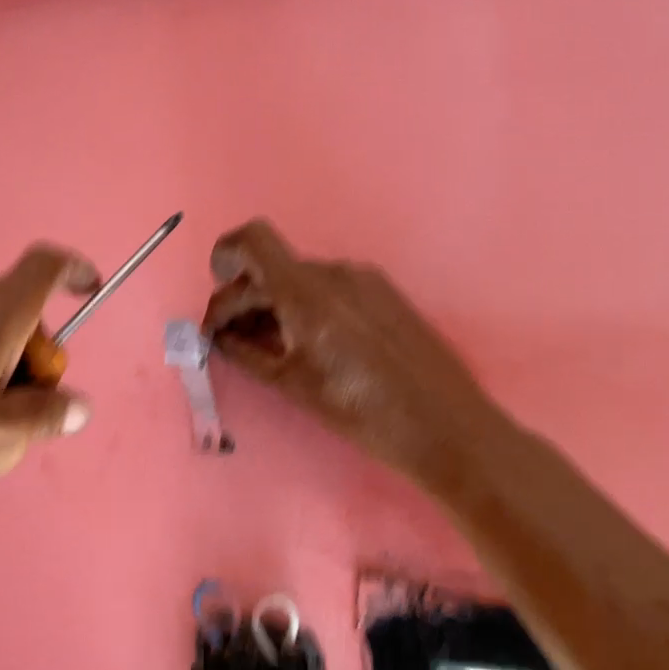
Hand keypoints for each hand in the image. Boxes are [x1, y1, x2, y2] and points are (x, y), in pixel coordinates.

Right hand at [201, 219, 511, 497]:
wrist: (450, 429)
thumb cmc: (363, 413)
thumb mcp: (293, 385)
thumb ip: (247, 353)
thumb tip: (220, 336)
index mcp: (307, 292)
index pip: (253, 240)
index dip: (225, 254)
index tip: (218, 290)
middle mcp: (334, 273)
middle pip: (272, 268)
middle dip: (242, 299)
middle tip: (228, 340)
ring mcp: (364, 280)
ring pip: (300, 280)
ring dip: (274, 304)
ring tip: (271, 349)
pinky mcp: (385, 294)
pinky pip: (329, 289)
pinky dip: (306, 307)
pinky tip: (312, 347)